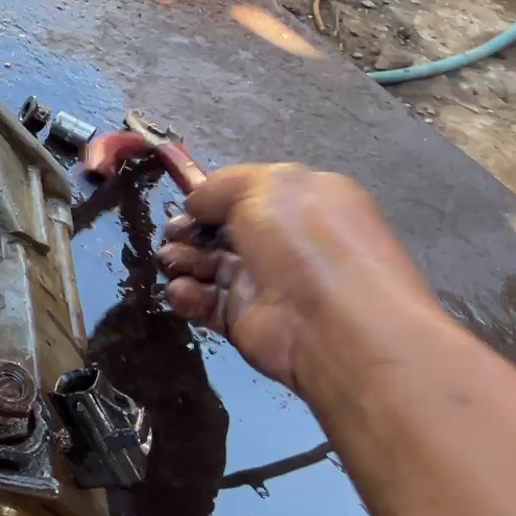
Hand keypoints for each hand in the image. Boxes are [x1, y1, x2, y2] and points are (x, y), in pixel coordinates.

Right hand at [157, 163, 436, 389]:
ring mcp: (261, 282)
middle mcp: (282, 242)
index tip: (190, 203)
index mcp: (300, 206)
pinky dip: (185, 294)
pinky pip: (201, 300)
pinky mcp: (242, 318)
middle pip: (215, 229)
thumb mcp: (266, 187)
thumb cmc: (308, 245)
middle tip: (179, 234)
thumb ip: (221, 185)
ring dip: (179, 258)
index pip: (243, 194)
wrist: (338, 330)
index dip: (211, 196)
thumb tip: (197, 205)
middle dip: (186, 228)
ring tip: (177, 264)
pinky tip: (186, 291)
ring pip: (201, 262)